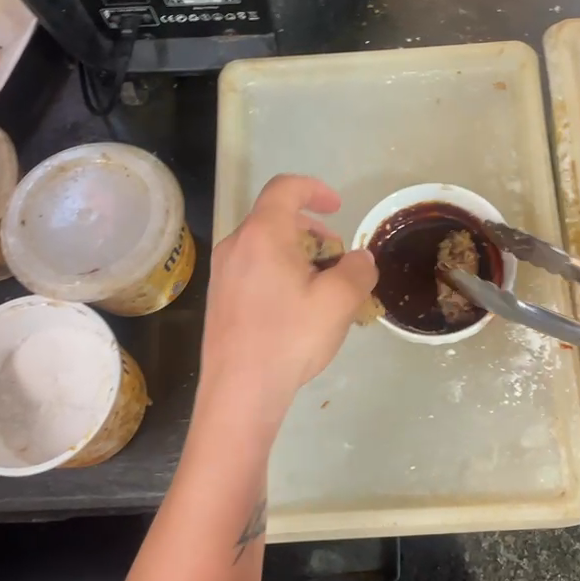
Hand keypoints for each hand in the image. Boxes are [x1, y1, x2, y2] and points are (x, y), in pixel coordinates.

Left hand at [197, 175, 376, 420]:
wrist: (239, 392)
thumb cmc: (289, 339)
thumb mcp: (338, 302)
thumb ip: (357, 271)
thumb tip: (360, 259)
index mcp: (262, 235)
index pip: (285, 188)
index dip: (314, 189)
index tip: (338, 207)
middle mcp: (236, 246)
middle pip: (275, 219)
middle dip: (313, 231)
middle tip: (337, 259)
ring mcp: (222, 274)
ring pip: (265, 247)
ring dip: (298, 256)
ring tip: (322, 289)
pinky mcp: (219, 300)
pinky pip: (253, 270)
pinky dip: (280, 273)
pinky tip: (297, 310)